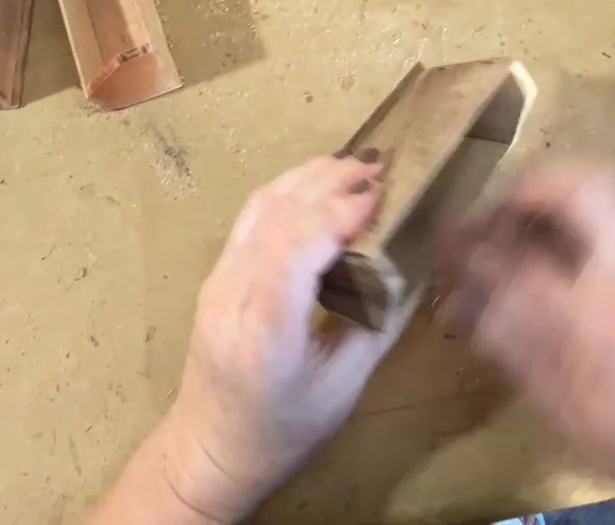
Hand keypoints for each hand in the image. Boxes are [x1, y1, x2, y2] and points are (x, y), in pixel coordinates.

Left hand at [154, 153, 404, 521]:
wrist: (206, 450)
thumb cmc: (282, 431)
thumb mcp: (343, 390)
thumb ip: (376, 324)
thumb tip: (408, 268)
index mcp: (266, 336)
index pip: (294, 249)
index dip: (337, 212)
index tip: (379, 193)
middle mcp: (233, 295)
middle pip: (278, 216)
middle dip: (329, 182)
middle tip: (376, 165)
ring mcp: (217, 279)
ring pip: (261, 206)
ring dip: (307, 177)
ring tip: (351, 163)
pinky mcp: (216, 271)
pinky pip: (251, 215)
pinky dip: (288, 189)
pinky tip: (316, 182)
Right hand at [439, 159, 614, 524]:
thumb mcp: (559, 406)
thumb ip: (507, 339)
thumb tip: (460, 288)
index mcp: (607, 325)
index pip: (525, 261)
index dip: (478, 246)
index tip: (451, 238)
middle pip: (578, 184)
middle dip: (522, 187)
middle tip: (494, 212)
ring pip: (599, 183)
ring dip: (548, 193)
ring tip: (521, 224)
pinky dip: (575, 211)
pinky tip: (558, 245)